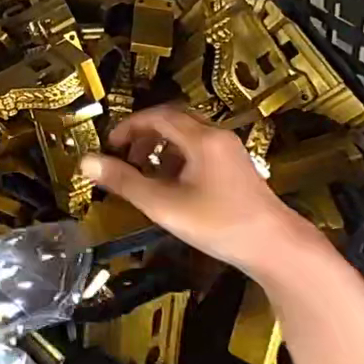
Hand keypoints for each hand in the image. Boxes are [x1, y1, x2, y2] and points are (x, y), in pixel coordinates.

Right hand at [80, 105, 332, 286]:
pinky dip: (178, 158)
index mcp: (201, 139)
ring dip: (161, 147)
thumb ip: (124, 182)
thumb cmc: (218, 224)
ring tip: (145, 171)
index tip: (110, 144)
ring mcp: (230, 152)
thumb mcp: (163, 205)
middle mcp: (217, 137)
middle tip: (125, 155)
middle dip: (144, 134)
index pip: (157, 116)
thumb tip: (86, 162)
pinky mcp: (237, 169)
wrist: (276, 248)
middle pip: (174, 121)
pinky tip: (172, 185)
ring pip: (188, 136)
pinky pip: (200, 150)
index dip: (129, 126)